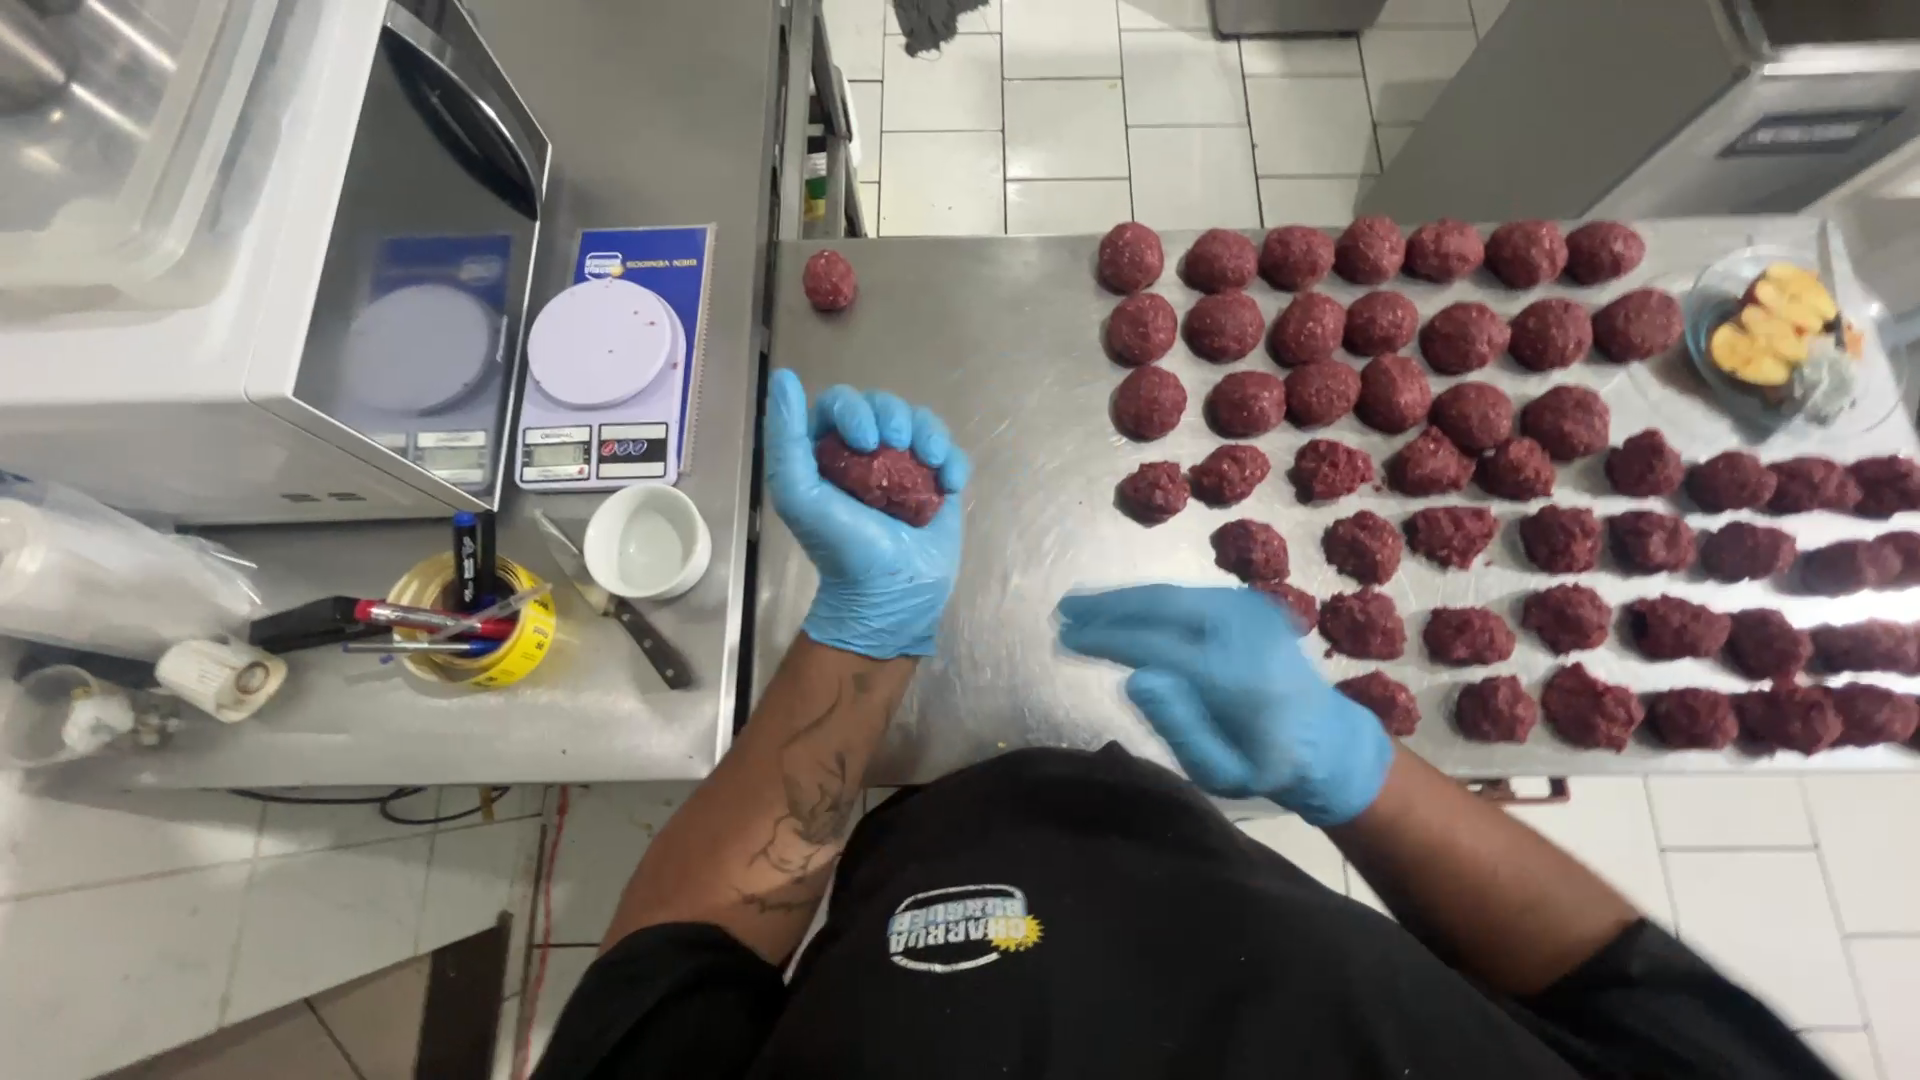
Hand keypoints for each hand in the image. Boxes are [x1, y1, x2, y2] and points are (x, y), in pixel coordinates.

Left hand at [764, 369, 969, 658]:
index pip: (841, 404)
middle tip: (898, 448)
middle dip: (895, 417)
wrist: (891, 595)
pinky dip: (953, 461)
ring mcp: (903, 468)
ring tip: (930, 463)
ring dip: (929, 433)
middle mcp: (865, 454)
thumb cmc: (841, 548)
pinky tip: (950, 485)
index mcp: (827, 452)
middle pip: (884, 405)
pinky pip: (949, 452)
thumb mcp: (799, 495)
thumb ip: (786, 438)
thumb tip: (784, 379)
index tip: (865, 440)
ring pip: (920, 422)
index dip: (855, 410)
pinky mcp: (936, 485)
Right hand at [1057, 585, 1392, 825]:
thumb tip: (1134, 677)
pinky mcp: (1248, 604)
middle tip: (1064, 610)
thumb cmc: (1265, 764)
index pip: (1152, 643)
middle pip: (1159, 605)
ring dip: (1123, 598)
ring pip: (1170, 594)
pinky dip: (1148, 600)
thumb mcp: (1222, 771)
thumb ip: (1178, 725)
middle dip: (1106, 606)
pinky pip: (1186, 595)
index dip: (1105, 637)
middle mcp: (1242, 629)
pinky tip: (1123, 608)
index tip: (1065, 638)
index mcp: (1235, 674)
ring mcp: (1248, 610)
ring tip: (1082, 606)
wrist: (1327, 739)